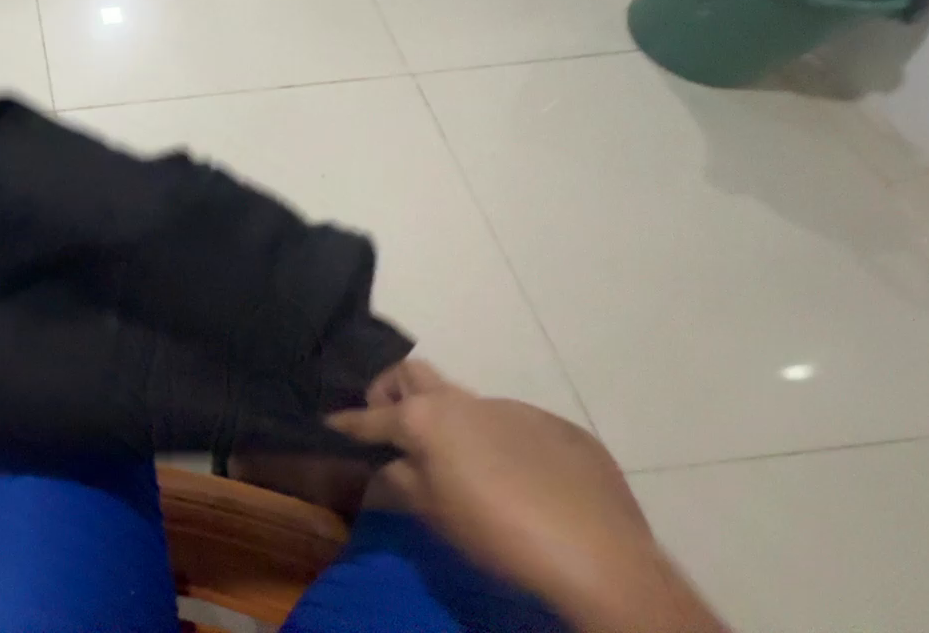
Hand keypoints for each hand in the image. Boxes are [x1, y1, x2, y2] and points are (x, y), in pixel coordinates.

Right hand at [329, 361, 711, 628]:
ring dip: (454, 424)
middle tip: (394, 426)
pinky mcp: (558, 428)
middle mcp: (464, 401)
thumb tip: (384, 466)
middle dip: (392, 391)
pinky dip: (504, 444)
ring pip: (468, 403)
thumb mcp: (432, 513)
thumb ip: (399, 481)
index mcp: (426, 418)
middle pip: (412, 374)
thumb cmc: (496, 532)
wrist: (599, 554)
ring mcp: (514, 408)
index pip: (371, 416)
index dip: (347, 423)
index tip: (329, 424)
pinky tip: (521, 482)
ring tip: (466, 468)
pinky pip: (516, 426)